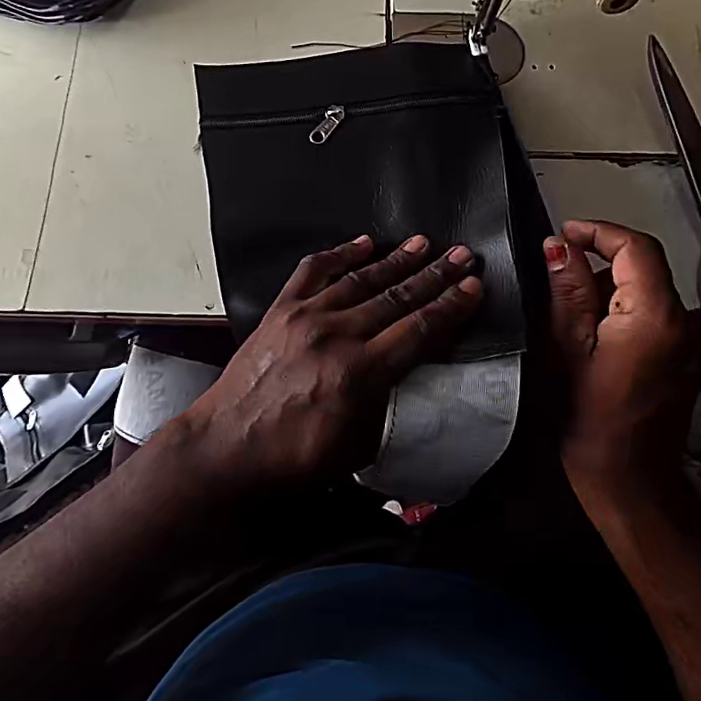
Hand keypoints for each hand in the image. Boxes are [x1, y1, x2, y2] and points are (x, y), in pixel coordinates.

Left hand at [176, 234, 482, 491]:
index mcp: (360, 373)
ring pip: (362, 280)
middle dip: (434, 275)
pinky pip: (313, 272)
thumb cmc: (291, 457)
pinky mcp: (281, 311)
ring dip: (396, 261)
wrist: (228, 448)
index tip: (471, 287)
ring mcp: (306, 318)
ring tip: (423, 244)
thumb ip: (387, 404)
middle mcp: (336, 337)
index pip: (420, 329)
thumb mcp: (358, 445)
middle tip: (460, 256)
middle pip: (398, 297)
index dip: (451, 306)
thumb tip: (404, 375)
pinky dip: (340, 254)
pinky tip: (363, 244)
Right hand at [543, 220, 694, 493]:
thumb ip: (568, 290)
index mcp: (655, 315)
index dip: (598, 232)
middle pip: (642, 268)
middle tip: (554, 278)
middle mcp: (683, 321)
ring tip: (567, 320)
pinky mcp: (682, 357)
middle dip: (597, 264)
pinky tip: (590, 339)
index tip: (565, 233)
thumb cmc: (590, 420)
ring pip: (644, 292)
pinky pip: (651, 316)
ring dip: (606, 291)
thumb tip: (560, 247)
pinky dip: (620, 313)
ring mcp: (687, 341)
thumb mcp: (568, 348)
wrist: (628, 479)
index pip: (635, 247)